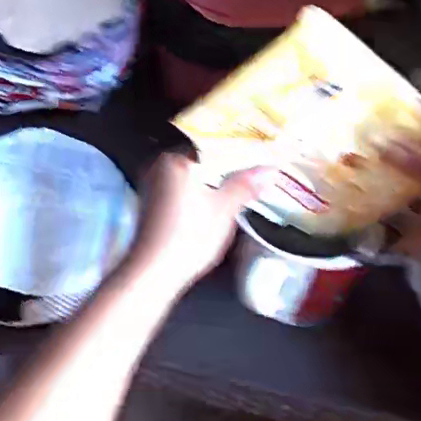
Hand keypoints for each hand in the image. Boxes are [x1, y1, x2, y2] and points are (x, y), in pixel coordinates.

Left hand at [126, 154, 273, 288]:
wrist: (154, 271)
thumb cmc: (189, 236)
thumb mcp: (224, 209)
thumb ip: (245, 185)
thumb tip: (269, 169)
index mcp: (174, 160)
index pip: (212, 148)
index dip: (238, 156)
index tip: (259, 163)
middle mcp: (158, 168)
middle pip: (201, 165)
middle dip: (226, 173)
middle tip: (255, 179)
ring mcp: (152, 188)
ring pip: (192, 182)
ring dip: (213, 187)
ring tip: (240, 194)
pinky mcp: (152, 208)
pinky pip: (181, 195)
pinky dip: (198, 200)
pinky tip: (213, 211)